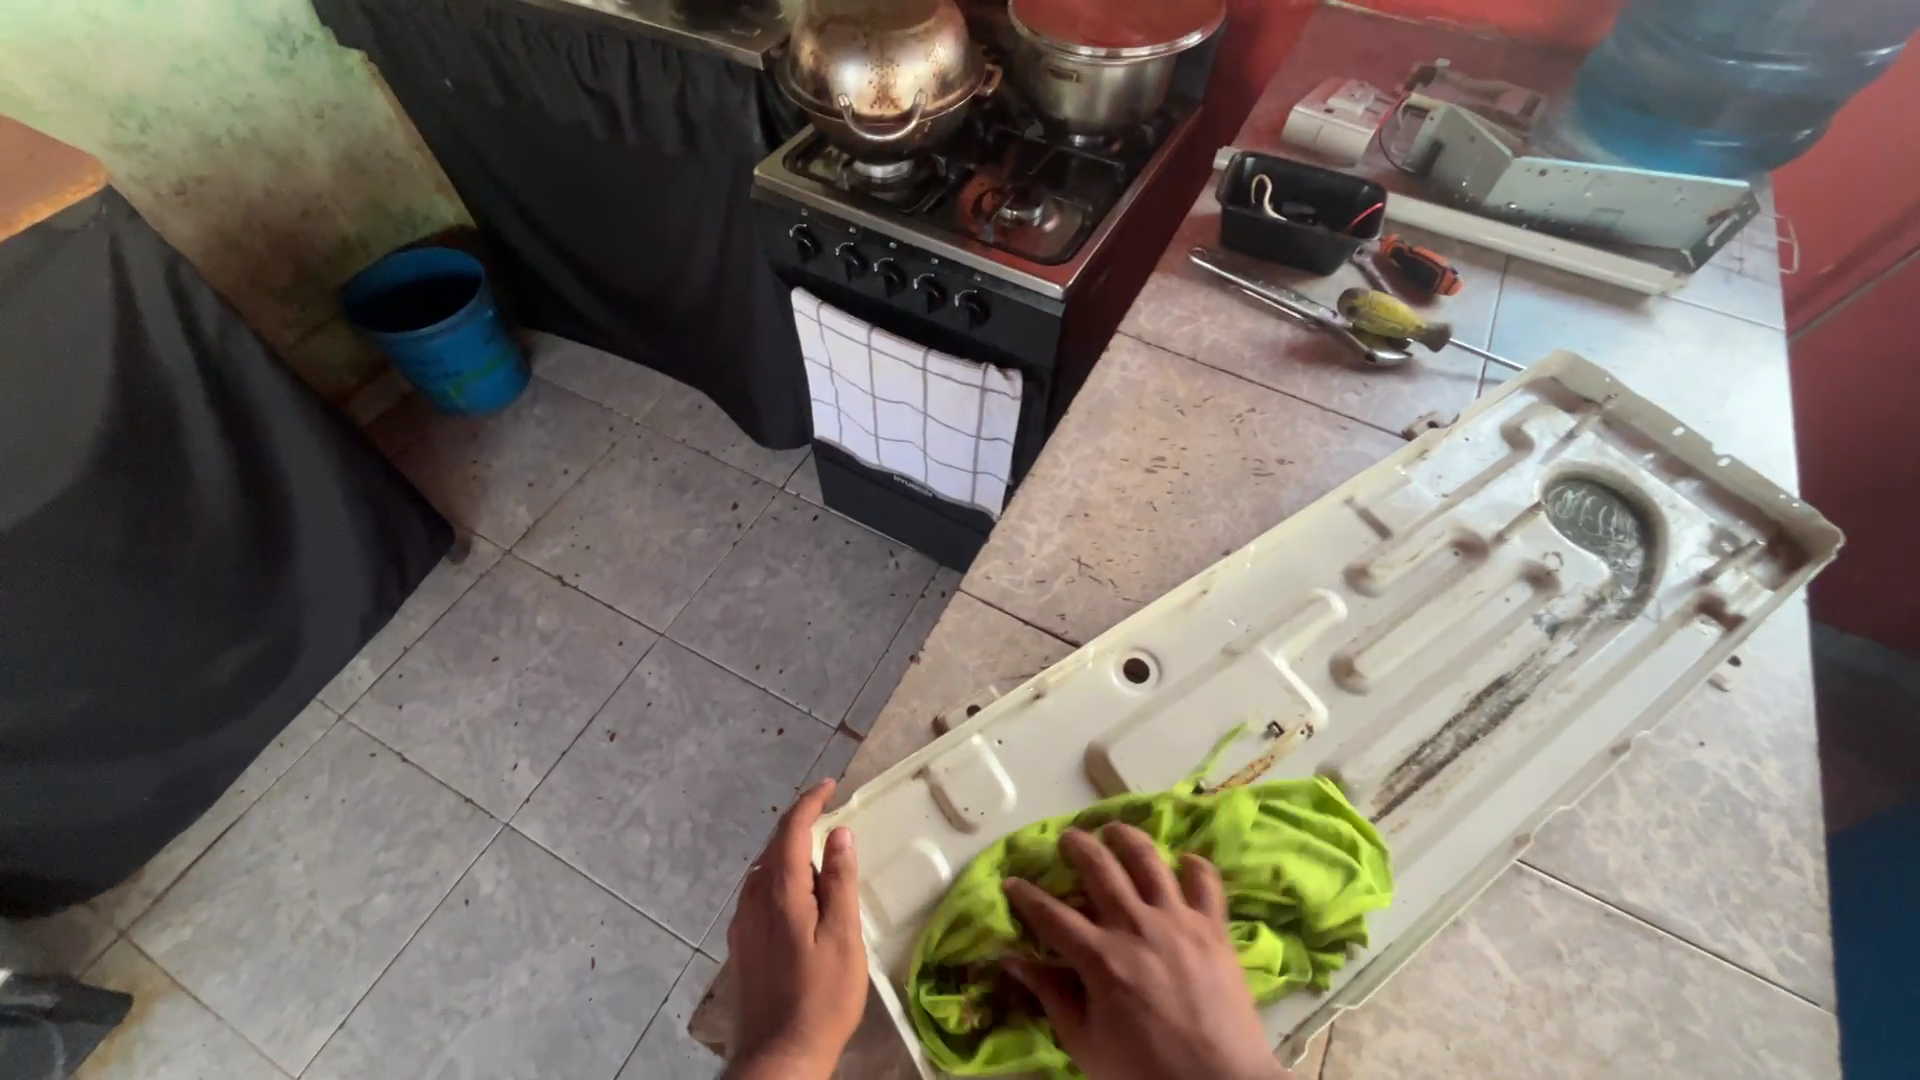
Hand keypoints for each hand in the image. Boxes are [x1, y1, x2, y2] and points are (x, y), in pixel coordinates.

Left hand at [727, 778, 866, 1079]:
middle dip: (800, 820)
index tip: (830, 785)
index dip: (810, 801)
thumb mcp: (843, 938)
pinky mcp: (742, 943)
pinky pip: (759, 890)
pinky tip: (798, 889)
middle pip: (774, 844)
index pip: (791, 829)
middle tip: (829, 809)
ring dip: (789, 847)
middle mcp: (754, 899)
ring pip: (764, 867)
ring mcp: (744, 922)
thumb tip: (839, 835)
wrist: (778, 1058)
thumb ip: (839, 883)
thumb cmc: (821, 998)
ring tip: (819, 846)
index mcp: (781, 892)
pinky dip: (780, 872)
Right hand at [1002, 824, 1289, 1079]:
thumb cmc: (1145, 1072)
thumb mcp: (1085, 1043)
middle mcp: (1136, 926)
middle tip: (1067, 838)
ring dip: (1127, 838)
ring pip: (1148, 860)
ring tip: (1114, 829)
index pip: (1051, 914)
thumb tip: (1011, 960)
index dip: (1026, 895)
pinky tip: (1183, 861)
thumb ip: (1050, 995)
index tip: (1011, 881)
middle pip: (1100, 868)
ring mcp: (1178, 922)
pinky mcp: (1213, 928)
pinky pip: (1206, 883)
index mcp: (1101, 957)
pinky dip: (1194, 866)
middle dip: (1078, 846)